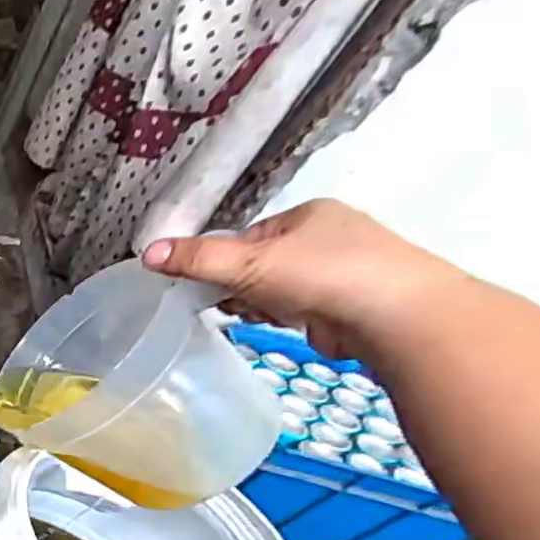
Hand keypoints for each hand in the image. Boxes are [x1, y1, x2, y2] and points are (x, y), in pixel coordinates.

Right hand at [141, 199, 471, 361]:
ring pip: (272, 286)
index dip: (217, 262)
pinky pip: (291, 306)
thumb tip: (146, 252)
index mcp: (305, 214)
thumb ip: (197, 259)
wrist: (392, 316)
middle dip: (234, 285)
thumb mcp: (248, 263)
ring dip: (254, 302)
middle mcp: (323, 235)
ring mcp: (337, 269)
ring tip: (250, 316)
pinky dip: (275, 315)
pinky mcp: (340, 303)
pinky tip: (271, 324)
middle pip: (255, 263)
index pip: (243, 237)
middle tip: (222, 304)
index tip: (199, 286)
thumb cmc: (321, 275)